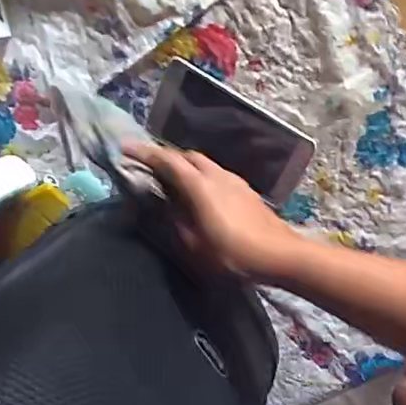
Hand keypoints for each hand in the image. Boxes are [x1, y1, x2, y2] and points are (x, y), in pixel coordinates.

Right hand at [121, 142, 306, 278]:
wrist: (280, 255)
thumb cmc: (233, 254)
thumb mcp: (195, 244)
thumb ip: (176, 221)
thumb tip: (164, 205)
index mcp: (200, 185)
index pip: (166, 160)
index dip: (144, 153)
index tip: (125, 149)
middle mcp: (217, 175)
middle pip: (187, 157)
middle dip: (166, 158)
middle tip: (150, 169)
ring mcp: (236, 181)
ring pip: (205, 164)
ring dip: (186, 167)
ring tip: (175, 182)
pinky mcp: (248, 191)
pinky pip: (218, 175)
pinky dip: (203, 177)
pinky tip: (203, 194)